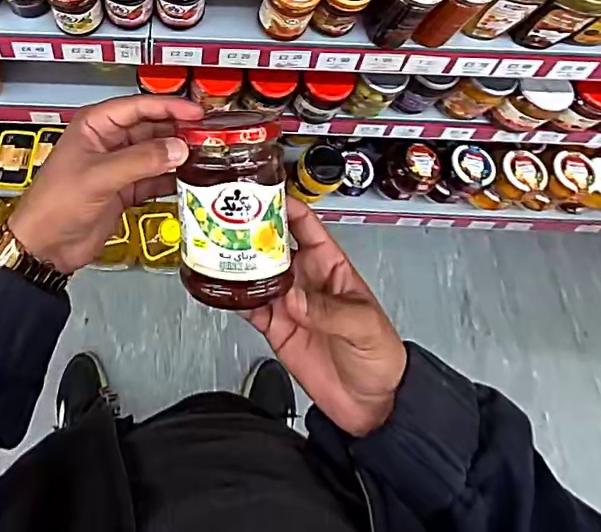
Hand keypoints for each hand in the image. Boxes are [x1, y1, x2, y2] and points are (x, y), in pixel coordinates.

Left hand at [7, 95, 202, 274]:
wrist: (44, 247)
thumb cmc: (55, 204)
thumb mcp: (98, 177)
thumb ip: (140, 160)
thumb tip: (177, 148)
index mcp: (95, 125)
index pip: (138, 106)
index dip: (168, 107)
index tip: (195, 112)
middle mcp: (108, 141)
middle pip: (151, 127)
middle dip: (178, 130)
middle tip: (207, 135)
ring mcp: (118, 166)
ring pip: (156, 152)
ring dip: (177, 155)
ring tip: (205, 155)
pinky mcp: (124, 189)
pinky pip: (154, 177)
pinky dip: (171, 178)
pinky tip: (189, 180)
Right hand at [243, 199, 406, 436]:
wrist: (374, 406)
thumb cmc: (381, 354)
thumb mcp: (364, 325)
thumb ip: (328, 310)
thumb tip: (294, 298)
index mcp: (327, 262)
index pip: (303, 222)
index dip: (283, 204)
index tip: (262, 194)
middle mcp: (303, 275)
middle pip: (271, 241)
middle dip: (250, 229)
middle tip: (228, 223)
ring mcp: (287, 299)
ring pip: (254, 270)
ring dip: (237, 261)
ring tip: (218, 253)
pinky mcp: (275, 325)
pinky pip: (249, 304)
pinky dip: (233, 296)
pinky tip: (223, 289)